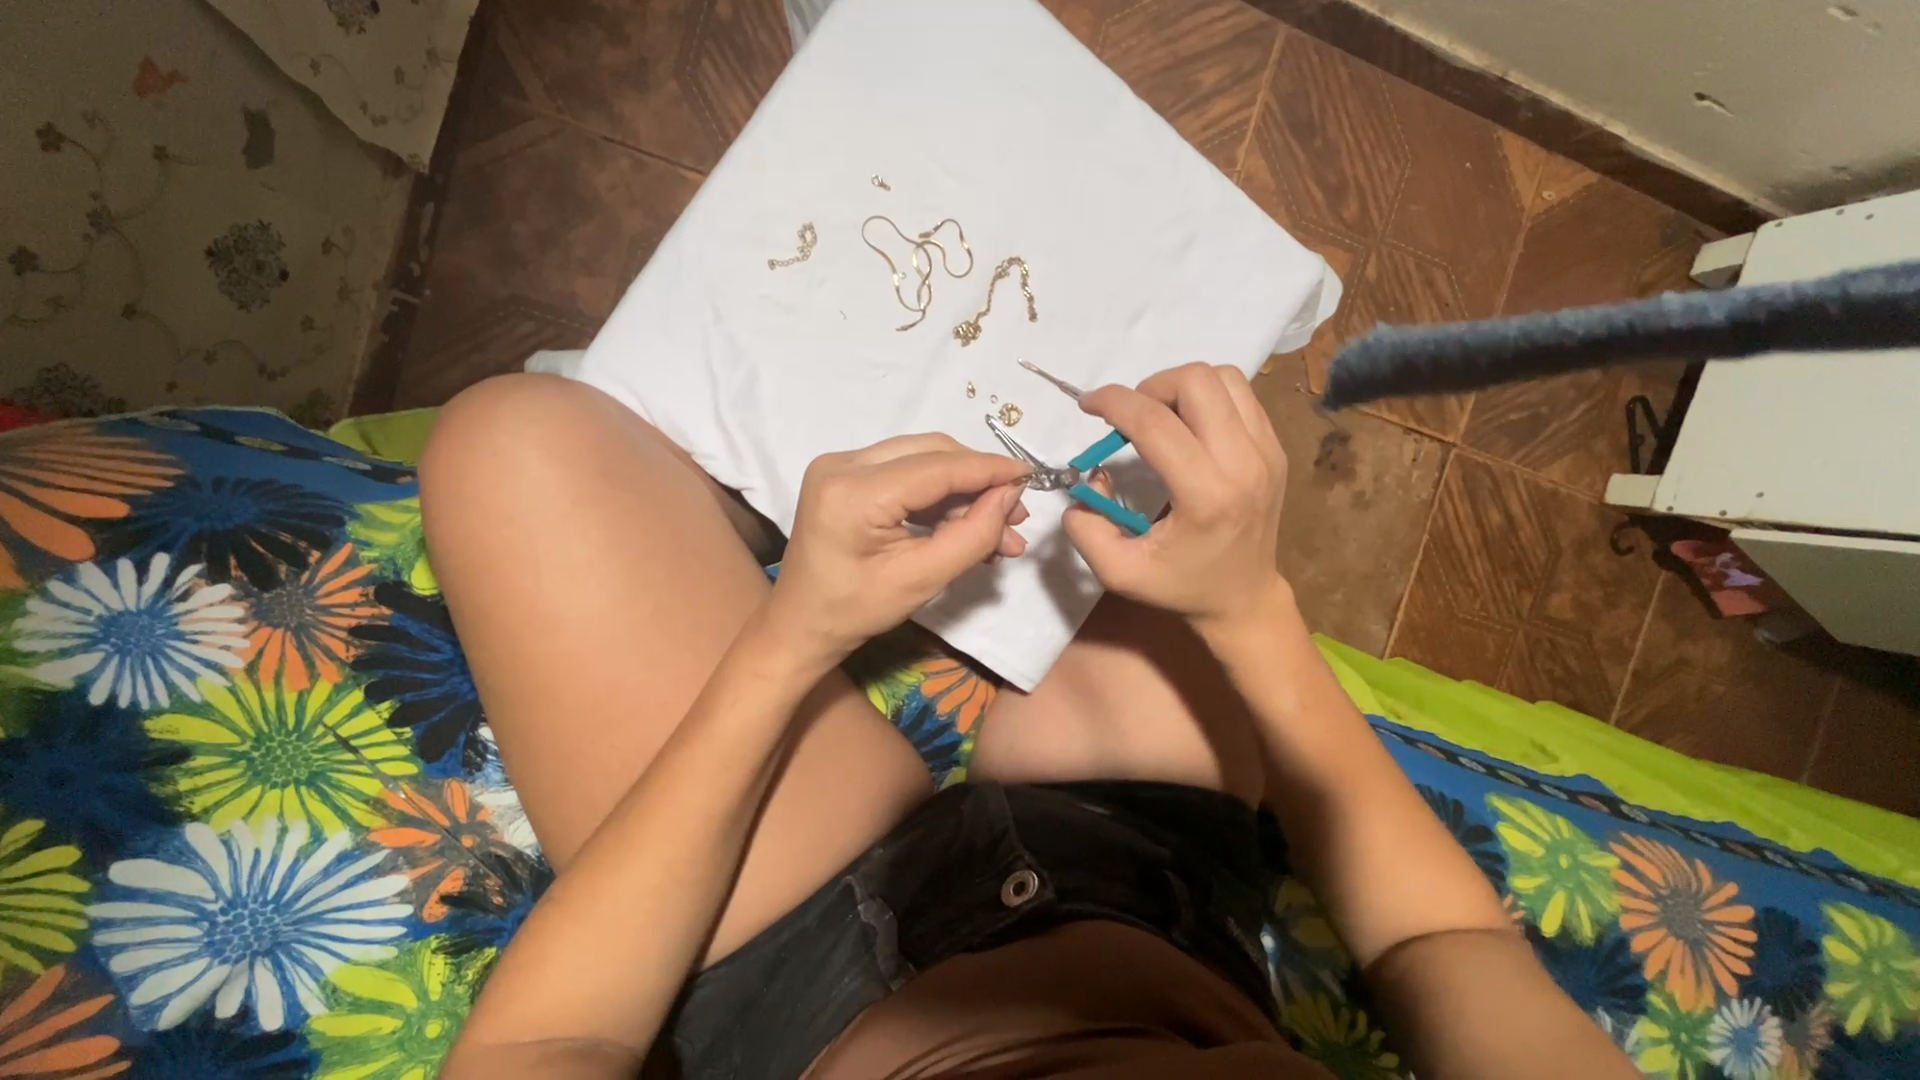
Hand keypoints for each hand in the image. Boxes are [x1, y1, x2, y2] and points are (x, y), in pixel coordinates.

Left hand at [766, 434, 1031, 660]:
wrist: (802, 623)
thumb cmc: (856, 611)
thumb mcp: (922, 579)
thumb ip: (972, 535)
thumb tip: (1010, 495)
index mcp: (853, 492)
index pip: (937, 467)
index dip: (988, 470)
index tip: (1031, 477)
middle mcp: (842, 464)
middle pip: (931, 453)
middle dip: (978, 481)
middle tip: (1015, 516)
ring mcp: (840, 465)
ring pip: (922, 459)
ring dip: (962, 490)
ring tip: (998, 530)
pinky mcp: (845, 473)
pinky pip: (905, 471)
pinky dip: (938, 495)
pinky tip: (966, 523)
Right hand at [1063, 363, 1289, 636]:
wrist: (1243, 598)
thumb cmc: (1180, 586)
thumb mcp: (1118, 571)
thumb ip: (1086, 527)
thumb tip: (1090, 477)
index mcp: (1206, 496)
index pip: (1156, 423)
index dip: (1114, 402)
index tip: (1088, 404)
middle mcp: (1244, 464)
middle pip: (1196, 382)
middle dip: (1150, 387)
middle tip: (1129, 417)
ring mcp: (1267, 451)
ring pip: (1223, 377)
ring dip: (1180, 386)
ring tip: (1159, 416)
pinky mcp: (1275, 447)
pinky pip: (1240, 394)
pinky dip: (1206, 397)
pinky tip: (1188, 425)